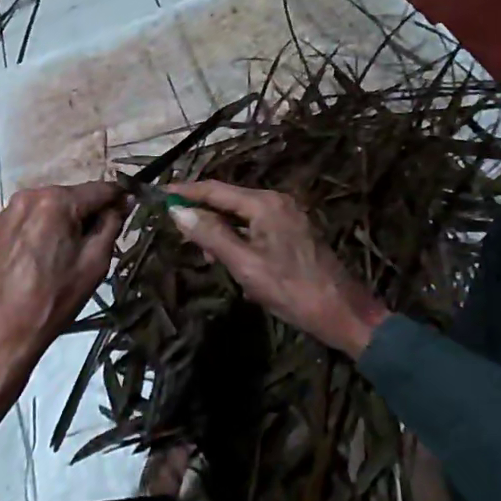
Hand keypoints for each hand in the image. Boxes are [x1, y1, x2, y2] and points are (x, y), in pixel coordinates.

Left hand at [0, 181, 123, 490]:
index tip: (134, 210)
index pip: (100, 189)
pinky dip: (47, 230)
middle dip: (92, 213)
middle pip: (74, 196)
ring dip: (69, 221)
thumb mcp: (94, 262)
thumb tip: (124, 202)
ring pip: (53, 207)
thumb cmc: (53, 299)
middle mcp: (29, 195)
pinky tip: (50, 258)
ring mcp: (9, 211)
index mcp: (55, 200)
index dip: (120, 198)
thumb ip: (111, 224)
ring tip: (75, 254)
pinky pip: (33, 219)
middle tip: (104, 241)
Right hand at [165, 181, 387, 358]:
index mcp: (265, 203)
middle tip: (179, 234)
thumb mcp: (245, 264)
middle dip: (203, 215)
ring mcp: (288, 216)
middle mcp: (277, 201)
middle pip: (228, 200)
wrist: (342, 312)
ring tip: (208, 257)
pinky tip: (232, 263)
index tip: (159, 195)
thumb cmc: (291, 289)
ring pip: (241, 216)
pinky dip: (239, 240)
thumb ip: (211, 235)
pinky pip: (256, 228)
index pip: (215, 189)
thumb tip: (178, 212)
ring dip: (221, 233)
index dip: (186, 192)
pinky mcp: (293, 232)